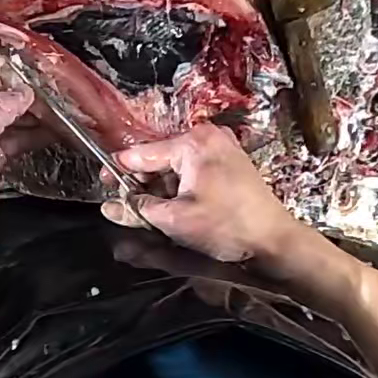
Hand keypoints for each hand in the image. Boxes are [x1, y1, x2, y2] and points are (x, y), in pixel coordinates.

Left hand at [0, 75, 36, 258]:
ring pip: (5, 121)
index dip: (6, 80)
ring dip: (29, 119)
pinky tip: (50, 133)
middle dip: (23, 101)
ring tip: (57, 114)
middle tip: (52, 97)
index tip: (34, 78)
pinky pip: (9, 140)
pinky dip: (27, 137)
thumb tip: (22, 91)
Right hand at [100, 123, 308, 263]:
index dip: (119, 171)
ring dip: (160, 189)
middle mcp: (207, 137)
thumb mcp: (175, 219)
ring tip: (149, 213)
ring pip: (175, 167)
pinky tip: (172, 208)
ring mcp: (221, 148)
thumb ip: (137, 209)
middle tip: (125, 205)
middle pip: (159, 158)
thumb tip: (108, 207)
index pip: (143, 153)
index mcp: (193, 142)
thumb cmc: (227, 226)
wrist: (274, 240)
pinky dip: (179, 188)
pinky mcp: (229, 164)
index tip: (102, 184)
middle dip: (141, 183)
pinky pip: (192, 171)